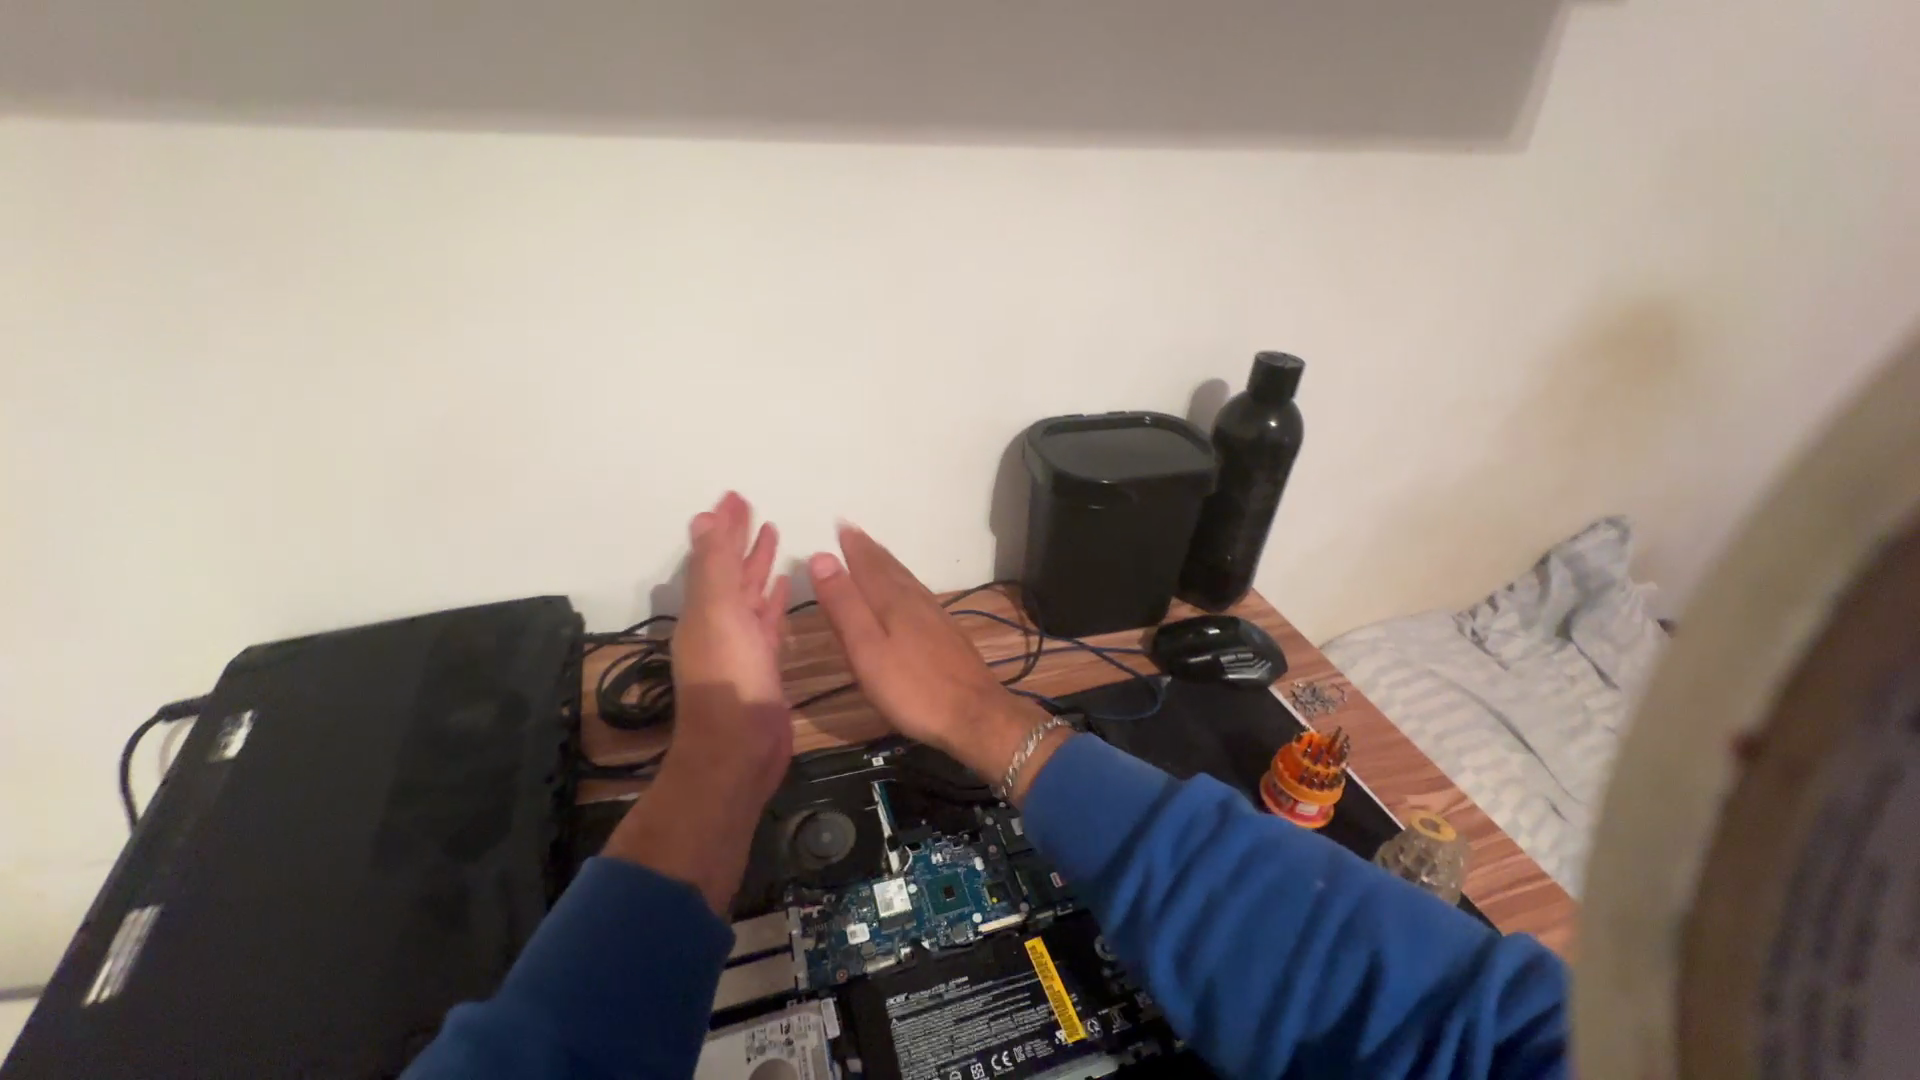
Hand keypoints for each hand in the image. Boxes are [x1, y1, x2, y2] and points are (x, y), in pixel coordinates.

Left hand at [666, 491, 792, 790]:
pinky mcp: (764, 662)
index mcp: (704, 607)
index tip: (736, 495)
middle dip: (740, 539)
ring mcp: (742, 643)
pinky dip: (774, 600)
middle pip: (731, 570)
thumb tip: (704, 517)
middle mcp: (719, 620)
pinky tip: (784, 585)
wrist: (740, 748)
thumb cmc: (731, 677)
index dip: (726, 526)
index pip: (715, 555)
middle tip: (753, 508)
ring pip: (751, 593)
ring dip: (759, 565)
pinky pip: (769, 620)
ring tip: (772, 534)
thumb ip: (715, 566)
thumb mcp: (719, 612)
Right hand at [807, 524, 1061, 798]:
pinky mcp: (948, 636)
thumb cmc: (912, 688)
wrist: (974, 715)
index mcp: (892, 601)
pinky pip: (920, 597)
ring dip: (889, 565)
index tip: (841, 525)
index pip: (868, 565)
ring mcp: (936, 618)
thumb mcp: (866, 649)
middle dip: (870, 551)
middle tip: (855, 534)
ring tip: (876, 556)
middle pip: (890, 569)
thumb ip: (844, 605)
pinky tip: (909, 596)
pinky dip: (906, 586)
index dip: (853, 547)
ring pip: (907, 582)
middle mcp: (916, 601)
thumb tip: (822, 557)